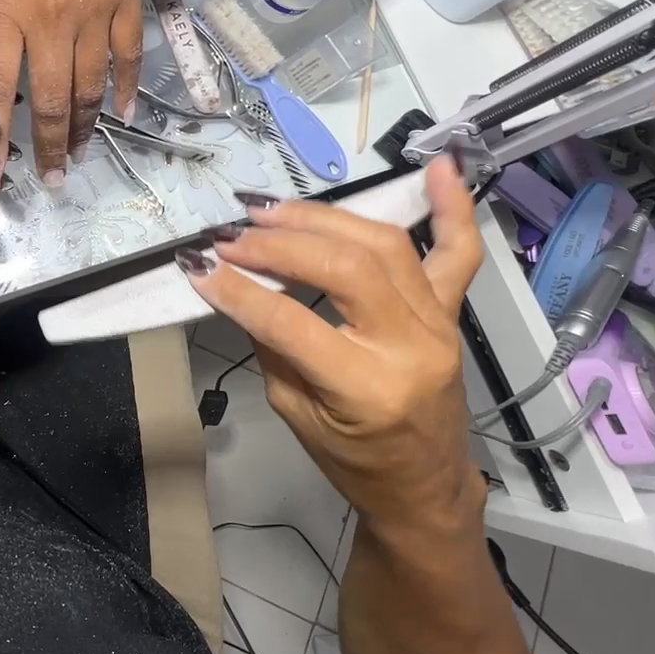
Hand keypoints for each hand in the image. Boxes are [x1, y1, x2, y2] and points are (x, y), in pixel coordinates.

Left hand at [0, 0, 142, 194]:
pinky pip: (128, 54)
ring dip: (84, 126)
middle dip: (49, 147)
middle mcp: (52, 18)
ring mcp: (96, 8)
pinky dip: (125, 87)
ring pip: (91, 85)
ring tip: (79, 156)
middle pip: (50, 100)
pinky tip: (122, 113)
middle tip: (52, 180)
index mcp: (6, 11)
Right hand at [176, 159, 485, 531]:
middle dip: (278, 244)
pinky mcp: (450, 312)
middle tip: (230, 236)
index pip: (289, 321)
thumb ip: (271, 341)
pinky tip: (438, 167)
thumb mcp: (292, 409)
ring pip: (382, 245)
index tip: (196, 264)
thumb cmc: (352, 459)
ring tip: (269, 210)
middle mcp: (411, 347)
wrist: (423, 485)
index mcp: (367, 387)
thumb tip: (237, 281)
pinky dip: (452, 207)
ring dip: (321, 219)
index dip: (236, 289)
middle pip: (345, 268)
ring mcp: (438, 323)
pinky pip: (458, 254)